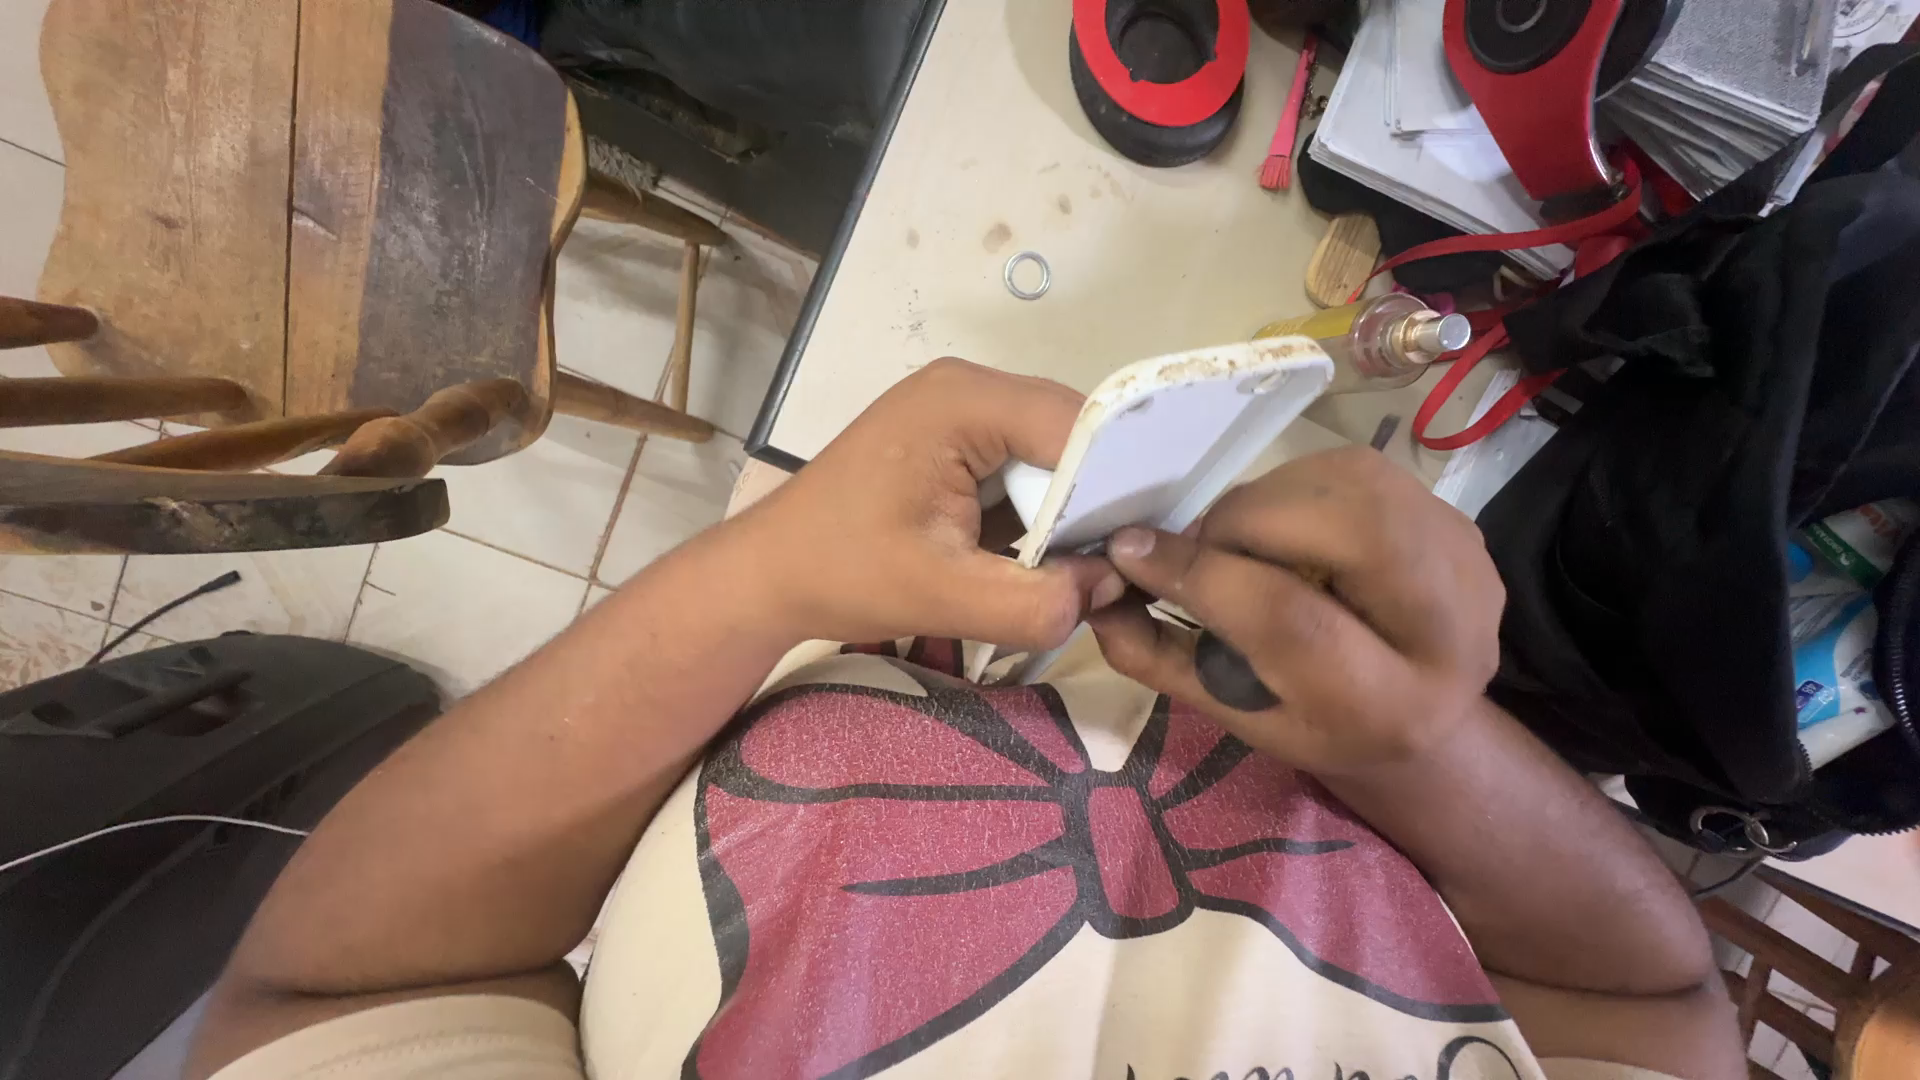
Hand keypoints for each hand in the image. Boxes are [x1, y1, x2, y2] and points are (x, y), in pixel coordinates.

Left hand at [731, 358, 1122, 648]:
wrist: (770, 573)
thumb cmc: (842, 573)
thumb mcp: (943, 596)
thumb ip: (1035, 601)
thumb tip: (1109, 586)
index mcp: (965, 401)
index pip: (1078, 425)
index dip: (1118, 483)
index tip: (1141, 546)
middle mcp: (969, 388)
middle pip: (1070, 432)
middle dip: (1095, 498)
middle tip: (1118, 562)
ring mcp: (960, 412)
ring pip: (1051, 452)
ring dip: (1069, 508)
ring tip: (1085, 562)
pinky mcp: (954, 443)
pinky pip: (1022, 467)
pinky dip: (1040, 510)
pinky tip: (1045, 553)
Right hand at [1086, 446, 1503, 774]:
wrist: (1417, 708)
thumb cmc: (1308, 717)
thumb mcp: (1227, 708)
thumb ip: (1156, 655)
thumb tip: (1095, 591)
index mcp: (1384, 705)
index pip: (1288, 618)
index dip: (1200, 572)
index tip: (1129, 549)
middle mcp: (1450, 630)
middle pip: (1345, 530)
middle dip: (1244, 521)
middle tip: (1199, 546)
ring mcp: (1466, 563)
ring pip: (1350, 483)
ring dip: (1269, 498)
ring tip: (1241, 540)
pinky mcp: (1459, 520)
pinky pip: (1359, 471)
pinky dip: (1298, 486)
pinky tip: (1285, 526)